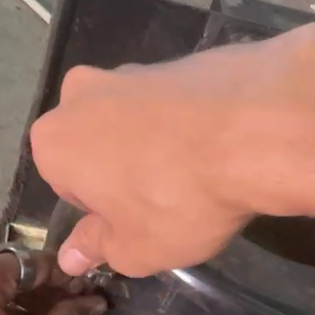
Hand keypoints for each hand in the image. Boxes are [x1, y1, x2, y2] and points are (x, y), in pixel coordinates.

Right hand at [29, 23, 314, 277]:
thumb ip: (97, 250)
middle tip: (164, 201)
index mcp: (54, 141)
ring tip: (199, 175)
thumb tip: (71, 257)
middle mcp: (81, 94)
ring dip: (155, 146)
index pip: (65, 186)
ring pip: (134, 120)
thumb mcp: (135, 248)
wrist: (260, 126)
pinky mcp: (181, 57)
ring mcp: (132, 69)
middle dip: (122, 171)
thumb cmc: (178, 198)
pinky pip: (174, 102)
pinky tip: (221, 146)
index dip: (101, 210)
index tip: (134, 223)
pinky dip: (189, 123)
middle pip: (95, 145)